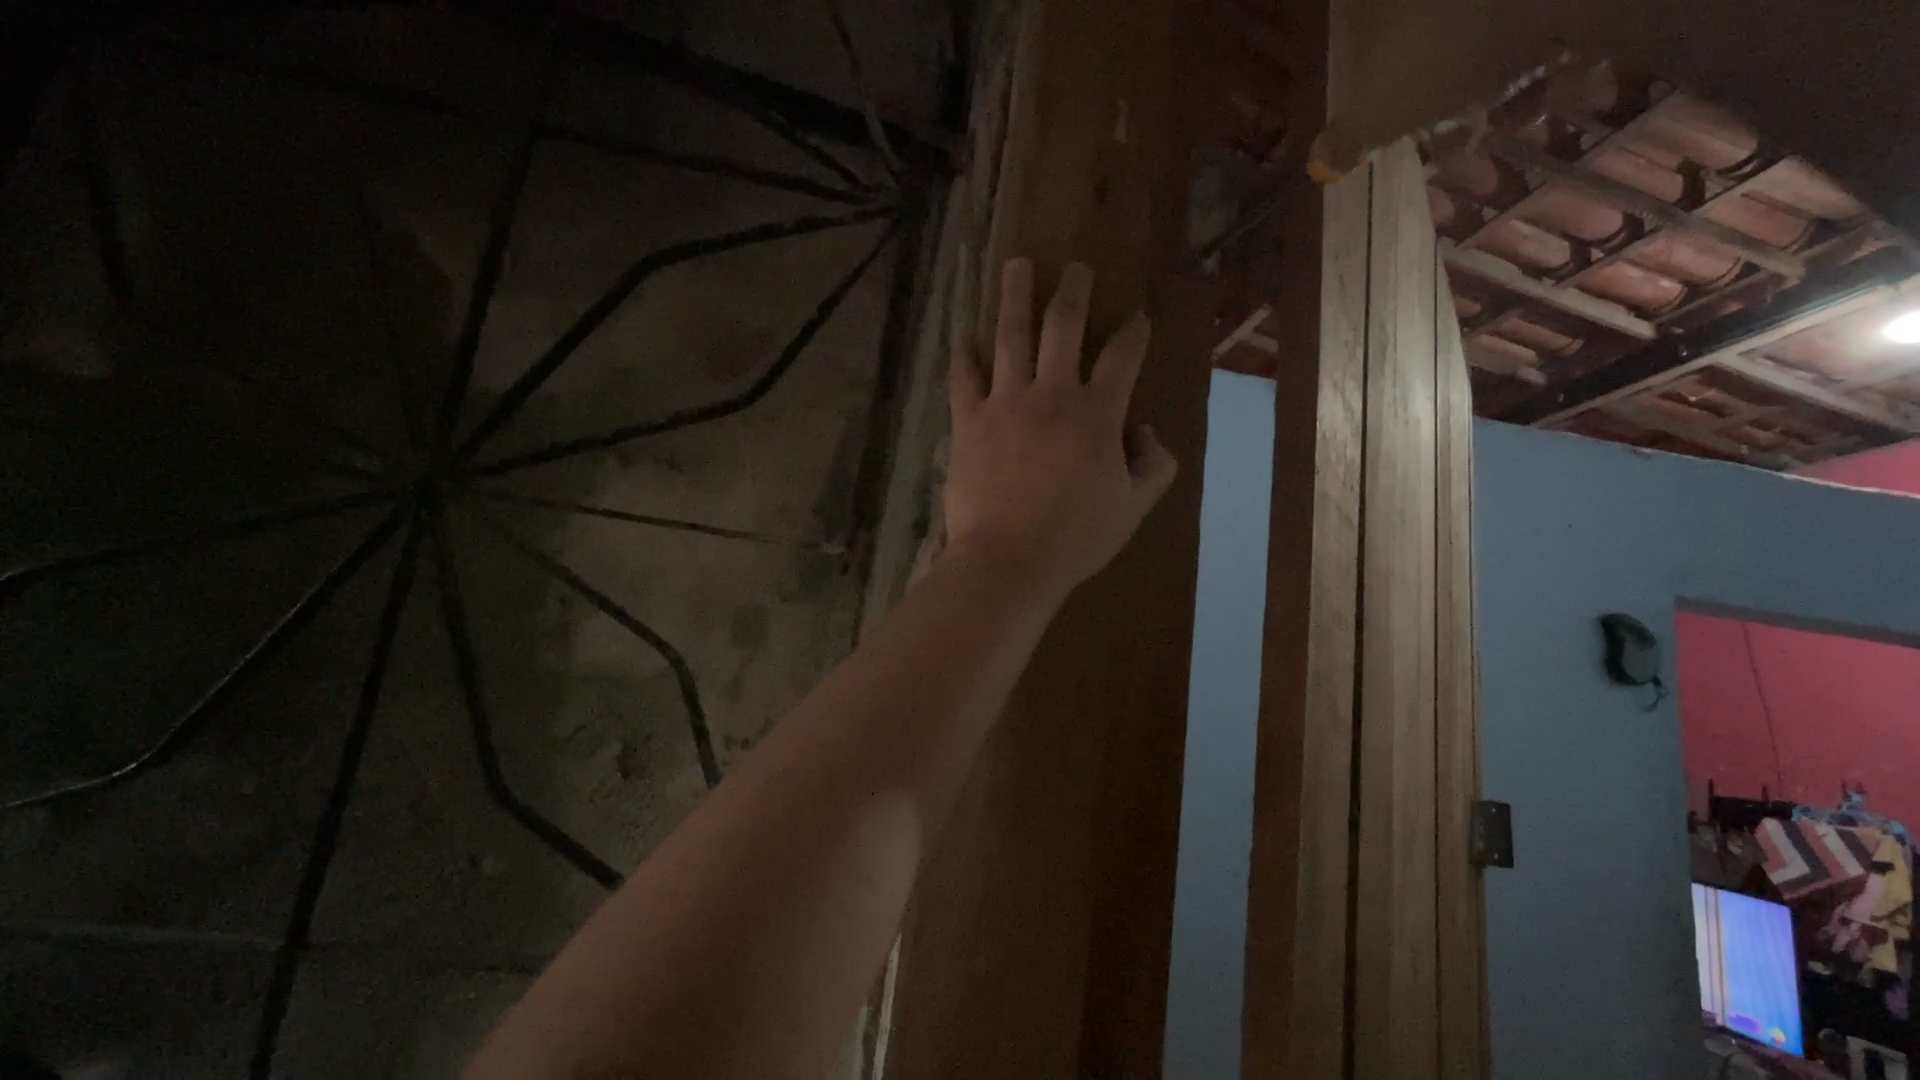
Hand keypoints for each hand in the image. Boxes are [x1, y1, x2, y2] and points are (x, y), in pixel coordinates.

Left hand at [941, 258, 1177, 598]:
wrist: (1010, 559)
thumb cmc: (1077, 537)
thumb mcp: (1134, 507)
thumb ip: (1154, 466)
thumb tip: (1147, 433)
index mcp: (1098, 414)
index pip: (1123, 357)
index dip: (1134, 333)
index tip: (1138, 317)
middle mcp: (1052, 394)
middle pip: (1063, 327)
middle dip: (1074, 292)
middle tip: (1076, 268)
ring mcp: (1005, 402)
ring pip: (1011, 335)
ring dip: (1016, 296)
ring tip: (1018, 265)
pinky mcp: (969, 420)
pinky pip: (964, 376)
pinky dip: (965, 353)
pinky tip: (966, 335)